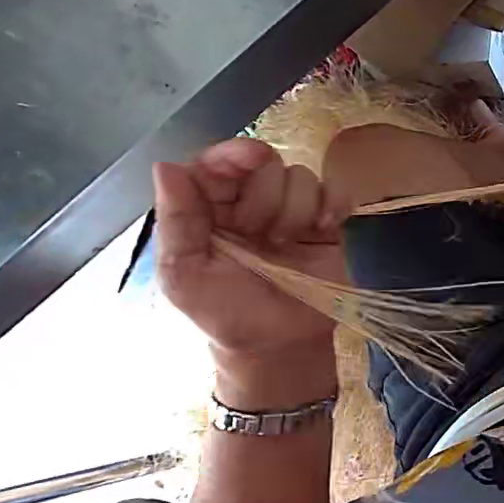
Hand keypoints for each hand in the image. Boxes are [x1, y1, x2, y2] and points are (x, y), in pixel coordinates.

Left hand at [153, 138, 346, 407]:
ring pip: (301, 176)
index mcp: (210, 209)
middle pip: (265, 163)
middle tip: (260, 235)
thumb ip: (176, 221)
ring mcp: (292, 211)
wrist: (280, 348)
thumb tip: (166, 165)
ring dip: (295, 211)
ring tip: (286, 246)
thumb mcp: (185, 276)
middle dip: (264, 197)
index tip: (252, 159)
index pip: (219, 163)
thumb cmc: (227, 314)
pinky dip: (333, 204)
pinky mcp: (327, 224)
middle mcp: (251, 202)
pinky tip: (325, 229)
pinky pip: (336, 192)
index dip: (234, 154)